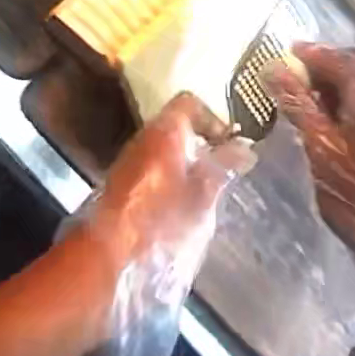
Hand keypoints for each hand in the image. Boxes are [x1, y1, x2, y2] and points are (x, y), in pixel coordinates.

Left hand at [81, 92, 255, 300]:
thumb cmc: (161, 221)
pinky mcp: (122, 179)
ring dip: (185, 159)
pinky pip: (152, 163)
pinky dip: (169, 173)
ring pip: (164, 145)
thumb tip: (245, 147)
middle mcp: (144, 135)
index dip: (213, 118)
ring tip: (205, 188)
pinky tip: (180, 202)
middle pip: (177, 123)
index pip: (190, 102)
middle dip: (201, 140)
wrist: (109, 253)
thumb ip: (223, 168)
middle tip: (222, 167)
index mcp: (166, 130)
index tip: (229, 143)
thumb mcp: (202, 197)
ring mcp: (130, 156)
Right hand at [271, 45, 354, 303]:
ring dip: (351, 71)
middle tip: (303, 69)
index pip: (345, 62)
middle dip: (335, 59)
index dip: (315, 54)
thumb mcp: (320, 152)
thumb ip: (299, 105)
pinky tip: (346, 105)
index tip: (288, 53)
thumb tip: (274, 70)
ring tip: (321, 86)